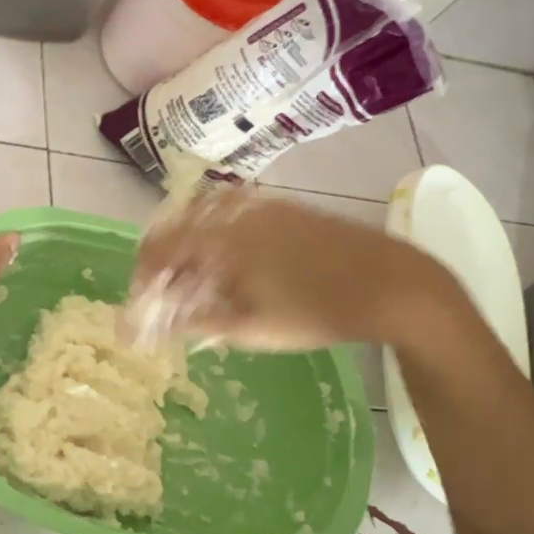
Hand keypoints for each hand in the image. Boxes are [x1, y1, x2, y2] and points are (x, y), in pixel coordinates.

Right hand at [131, 188, 453, 350]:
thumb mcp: (250, 327)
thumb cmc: (317, 313)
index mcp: (221, 238)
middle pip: (180, 227)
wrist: (393, 286)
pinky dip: (219, 235)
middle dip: (165, 258)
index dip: (143, 273)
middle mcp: (237, 212)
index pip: (161, 247)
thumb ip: (196, 321)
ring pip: (207, 217)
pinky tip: (232, 264)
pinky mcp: (288, 209)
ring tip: (195, 279)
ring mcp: (265, 206)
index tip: (140, 299)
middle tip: (165, 290)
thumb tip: (152, 325)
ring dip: (191, 245)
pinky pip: (236, 214)